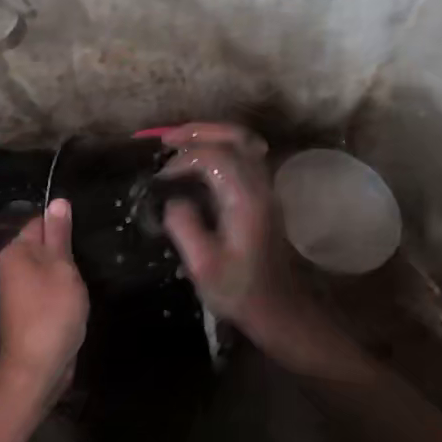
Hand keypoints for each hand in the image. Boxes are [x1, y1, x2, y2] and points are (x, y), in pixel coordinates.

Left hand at [0, 199, 88, 398]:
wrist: (38, 367)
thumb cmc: (52, 311)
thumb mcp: (61, 267)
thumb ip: (59, 234)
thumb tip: (57, 200)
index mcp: (14, 251)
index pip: (40, 222)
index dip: (64, 226)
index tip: (87, 234)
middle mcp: (10, 267)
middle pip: (42, 245)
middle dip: (65, 250)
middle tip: (92, 254)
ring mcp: (17, 291)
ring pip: (46, 269)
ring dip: (65, 272)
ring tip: (89, 275)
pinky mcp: (27, 311)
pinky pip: (46, 289)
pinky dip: (61, 291)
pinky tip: (77, 298)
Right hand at [147, 123, 308, 345]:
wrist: (280, 310)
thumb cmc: (240, 291)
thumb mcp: (203, 266)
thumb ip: (184, 226)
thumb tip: (171, 199)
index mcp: (246, 200)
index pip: (216, 158)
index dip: (184, 159)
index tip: (161, 177)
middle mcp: (261, 186)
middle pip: (236, 138)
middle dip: (198, 132)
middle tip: (165, 139)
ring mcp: (266, 189)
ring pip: (243, 143)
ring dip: (210, 136)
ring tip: (178, 144)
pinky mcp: (263, 197)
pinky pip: (244, 156)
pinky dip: (219, 148)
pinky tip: (198, 162)